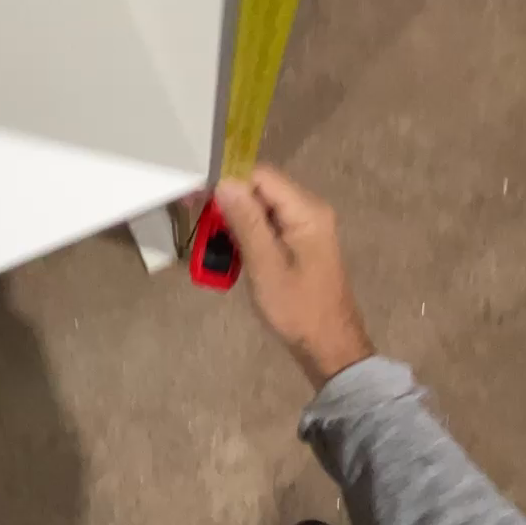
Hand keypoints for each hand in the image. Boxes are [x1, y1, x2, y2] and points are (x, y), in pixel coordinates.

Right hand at [213, 165, 374, 386]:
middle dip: (228, 201)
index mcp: (306, 212)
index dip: (228, 181)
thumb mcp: (266, 266)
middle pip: (261, 189)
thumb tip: (224, 182)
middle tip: (197, 219)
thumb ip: (246, 222)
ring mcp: (305, 227)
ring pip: (261, 207)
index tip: (197, 197)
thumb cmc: (297, 310)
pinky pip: (267, 225)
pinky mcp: (299, 242)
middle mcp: (309, 211)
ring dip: (234, 220)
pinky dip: (246, 233)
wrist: (328, 348)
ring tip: (209, 240)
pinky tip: (230, 251)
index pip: (261, 176)